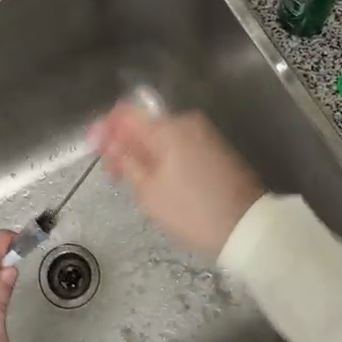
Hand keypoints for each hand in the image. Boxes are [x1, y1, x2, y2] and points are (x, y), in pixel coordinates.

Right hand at [89, 104, 265, 257]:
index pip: (124, 113)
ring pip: (161, 134)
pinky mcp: (214, 147)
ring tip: (135, 182)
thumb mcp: (148, 192)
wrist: (247, 227)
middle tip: (114, 174)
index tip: (95, 149)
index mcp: (167, 128)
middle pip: (143, 122)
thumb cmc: (192, 212)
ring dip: (144, 151)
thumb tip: (109, 139)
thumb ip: (125, 159)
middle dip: (124, 143)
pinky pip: (179, 143)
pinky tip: (158, 179)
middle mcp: (186, 121)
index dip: (105, 128)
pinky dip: (163, 155)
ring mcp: (203, 133)